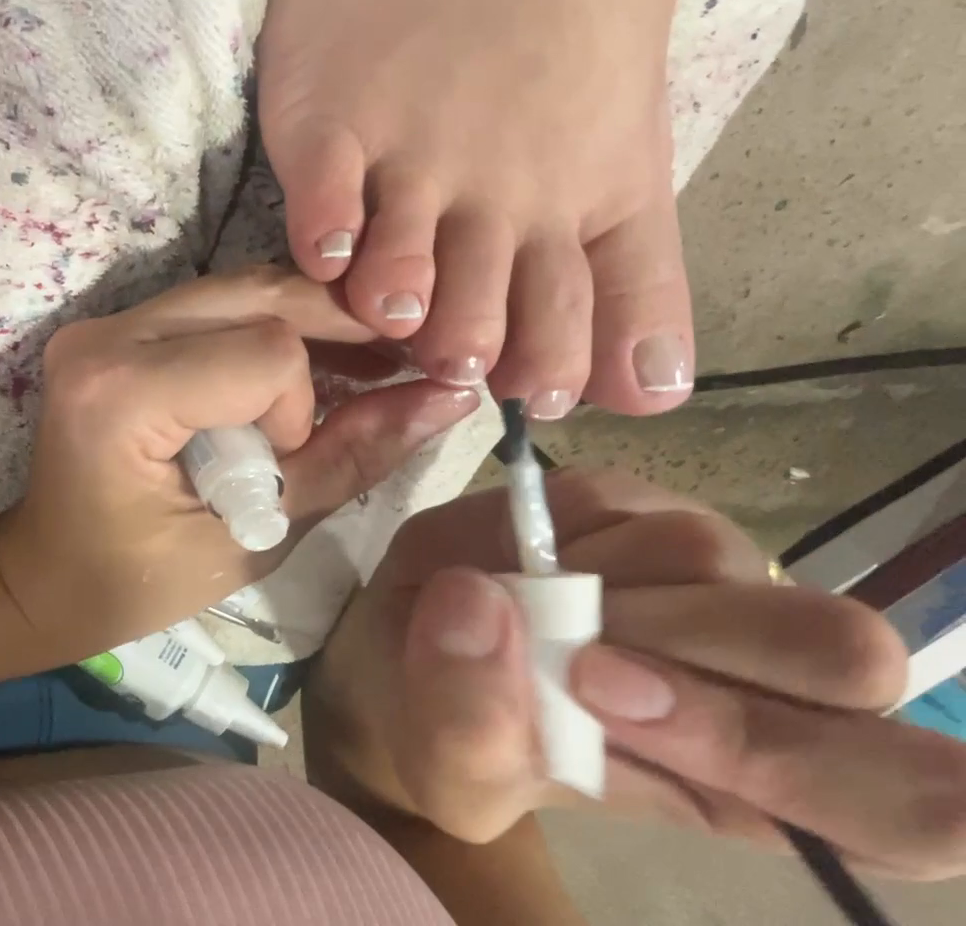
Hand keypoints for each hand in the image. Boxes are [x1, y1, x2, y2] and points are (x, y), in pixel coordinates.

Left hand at [0, 267, 480, 669]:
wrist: (43, 574)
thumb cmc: (132, 582)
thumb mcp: (250, 538)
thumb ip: (347, 460)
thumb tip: (451, 397)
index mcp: (120, 394)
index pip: (265, 353)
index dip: (301, 404)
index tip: (283, 458)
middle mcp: (103, 338)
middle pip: (257, 293)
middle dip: (333, 329)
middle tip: (392, 366)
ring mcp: (101, 326)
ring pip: (236, 289)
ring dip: (304, 325)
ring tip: (357, 367)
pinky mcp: (110, 330)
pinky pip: (208, 307)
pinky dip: (263, 330)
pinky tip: (302, 366)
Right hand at [258, 0, 714, 416]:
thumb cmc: (561, 4)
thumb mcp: (625, 138)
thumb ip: (625, 264)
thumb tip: (644, 388)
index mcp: (588, 197)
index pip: (586, 326)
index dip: (564, 375)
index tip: (533, 394)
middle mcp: (505, 193)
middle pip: (486, 323)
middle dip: (473, 357)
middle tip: (447, 356)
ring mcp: (414, 157)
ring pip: (405, 282)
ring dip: (402, 312)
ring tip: (393, 310)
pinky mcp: (330, 125)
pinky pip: (324, 210)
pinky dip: (326, 245)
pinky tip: (328, 250)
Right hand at [305, 469, 965, 880]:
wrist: (403, 645)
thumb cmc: (447, 732)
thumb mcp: (448, 772)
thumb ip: (469, 722)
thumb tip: (479, 602)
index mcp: (753, 787)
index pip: (909, 806)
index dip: (804, 758)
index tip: (633, 718)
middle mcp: (757, 678)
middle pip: (842, 657)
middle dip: (695, 659)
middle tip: (578, 673)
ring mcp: (701, 578)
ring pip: (715, 561)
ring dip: (597, 592)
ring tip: (524, 617)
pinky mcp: (631, 506)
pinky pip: (621, 506)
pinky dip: (555, 539)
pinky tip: (518, 569)